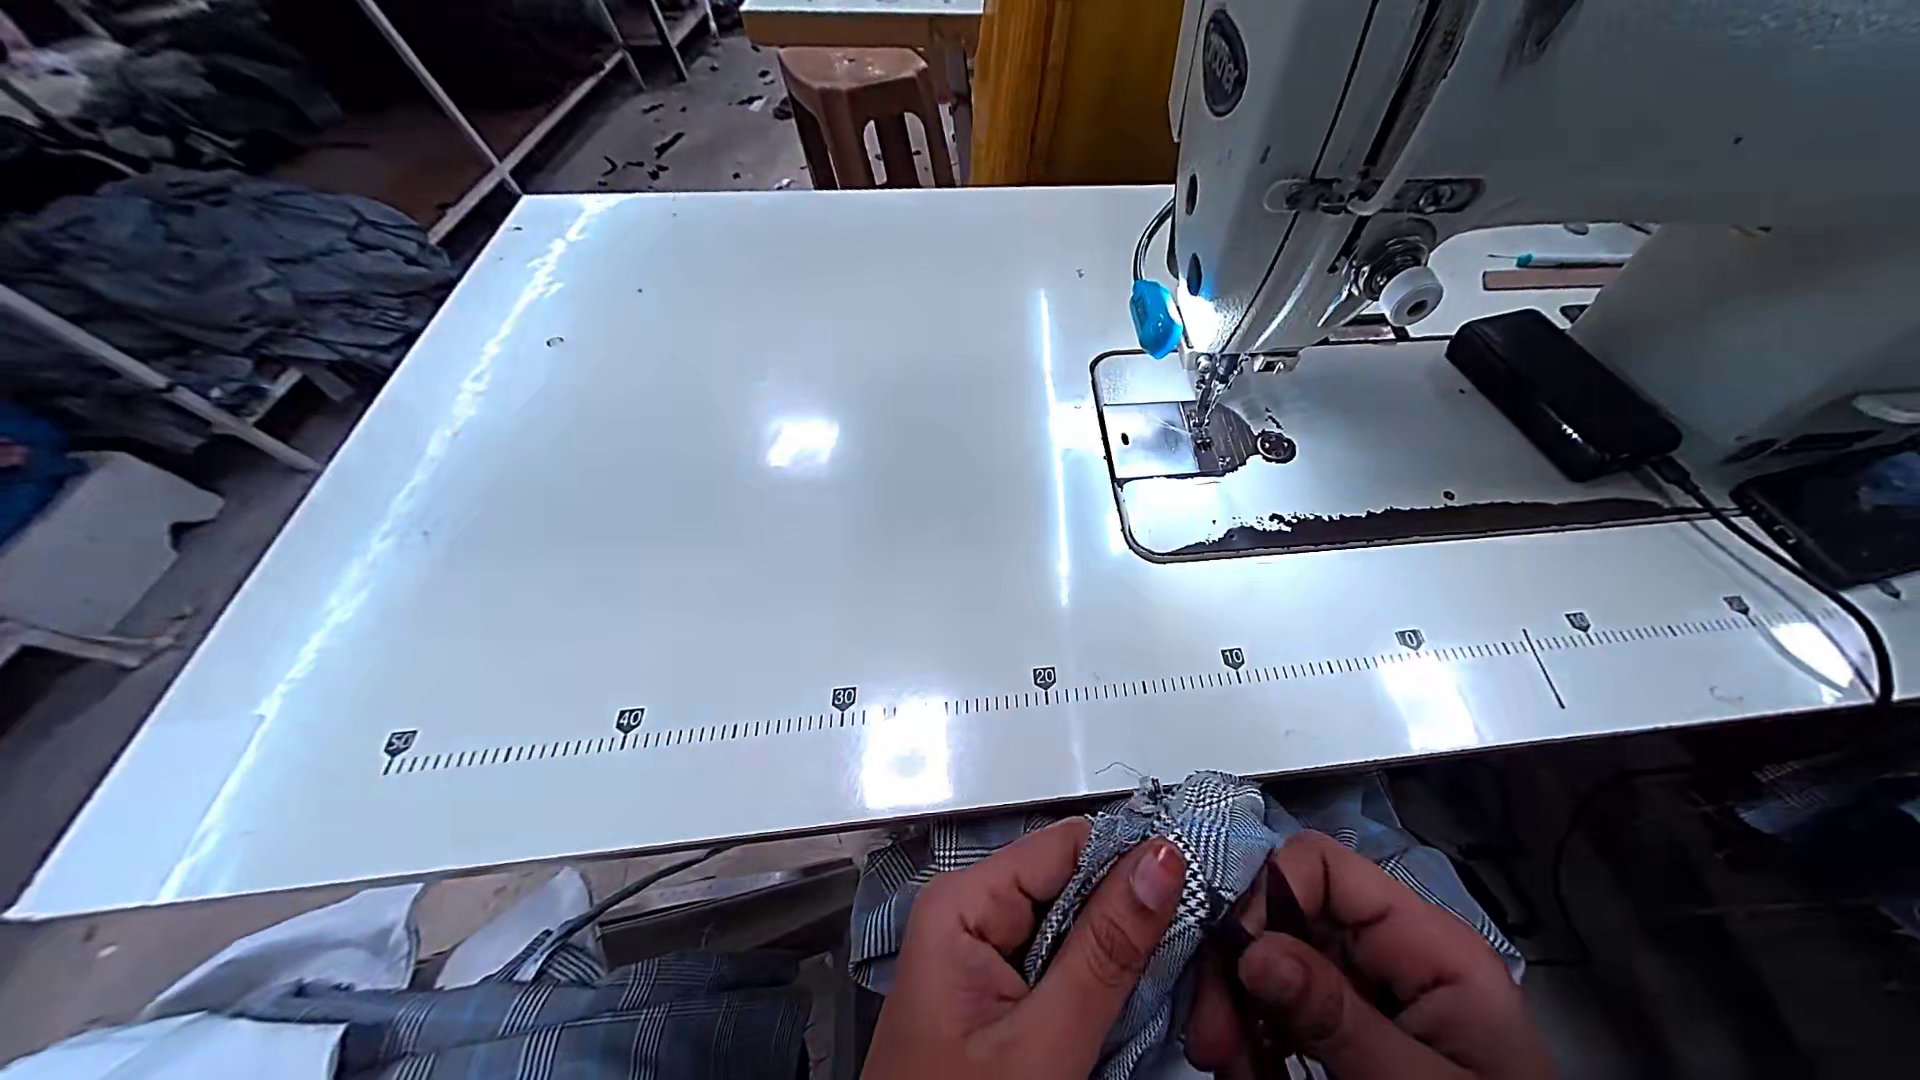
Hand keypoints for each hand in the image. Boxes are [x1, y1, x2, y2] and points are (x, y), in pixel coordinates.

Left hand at [862, 818, 1187, 1079]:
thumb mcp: (1040, 1044)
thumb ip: (1103, 950)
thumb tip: (1157, 864)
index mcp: (962, 901)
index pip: (1065, 844)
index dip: (1130, 861)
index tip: (1190, 886)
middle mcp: (972, 908)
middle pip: (1073, 879)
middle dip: (1131, 917)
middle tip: (1190, 956)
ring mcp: (987, 944)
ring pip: (1077, 919)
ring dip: (1123, 954)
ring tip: (1166, 988)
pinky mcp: (1002, 978)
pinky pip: (1065, 955)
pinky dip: (1103, 979)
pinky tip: (1127, 1005)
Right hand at [1185, 831, 1551, 1079]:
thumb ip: (1340, 1018)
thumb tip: (1250, 949)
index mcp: (1427, 943)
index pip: (1320, 864)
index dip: (1266, 894)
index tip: (1235, 962)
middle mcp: (1387, 947)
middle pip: (1281, 910)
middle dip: (1237, 964)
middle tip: (1211, 1034)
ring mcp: (1361, 981)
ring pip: (1267, 955)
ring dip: (1233, 1003)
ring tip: (1226, 1060)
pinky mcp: (1342, 1016)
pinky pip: (1275, 997)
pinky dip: (1249, 1027)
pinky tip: (1245, 1063)